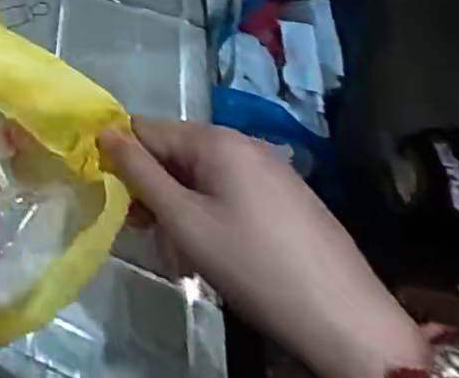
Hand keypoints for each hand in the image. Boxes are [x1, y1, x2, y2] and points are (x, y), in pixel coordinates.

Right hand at [101, 119, 427, 377]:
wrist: (355, 329)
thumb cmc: (255, 267)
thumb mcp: (183, 221)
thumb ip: (138, 172)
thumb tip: (104, 132)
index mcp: (216, 139)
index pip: (145, 129)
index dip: (124, 160)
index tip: (122, 201)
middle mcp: (244, 143)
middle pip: (175, 152)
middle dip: (154, 187)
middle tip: (149, 233)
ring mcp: (274, 170)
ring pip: (202, 175)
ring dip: (181, 204)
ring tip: (184, 250)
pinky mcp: (292, 199)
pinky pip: (232, 191)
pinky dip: (213, 212)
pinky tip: (220, 250)